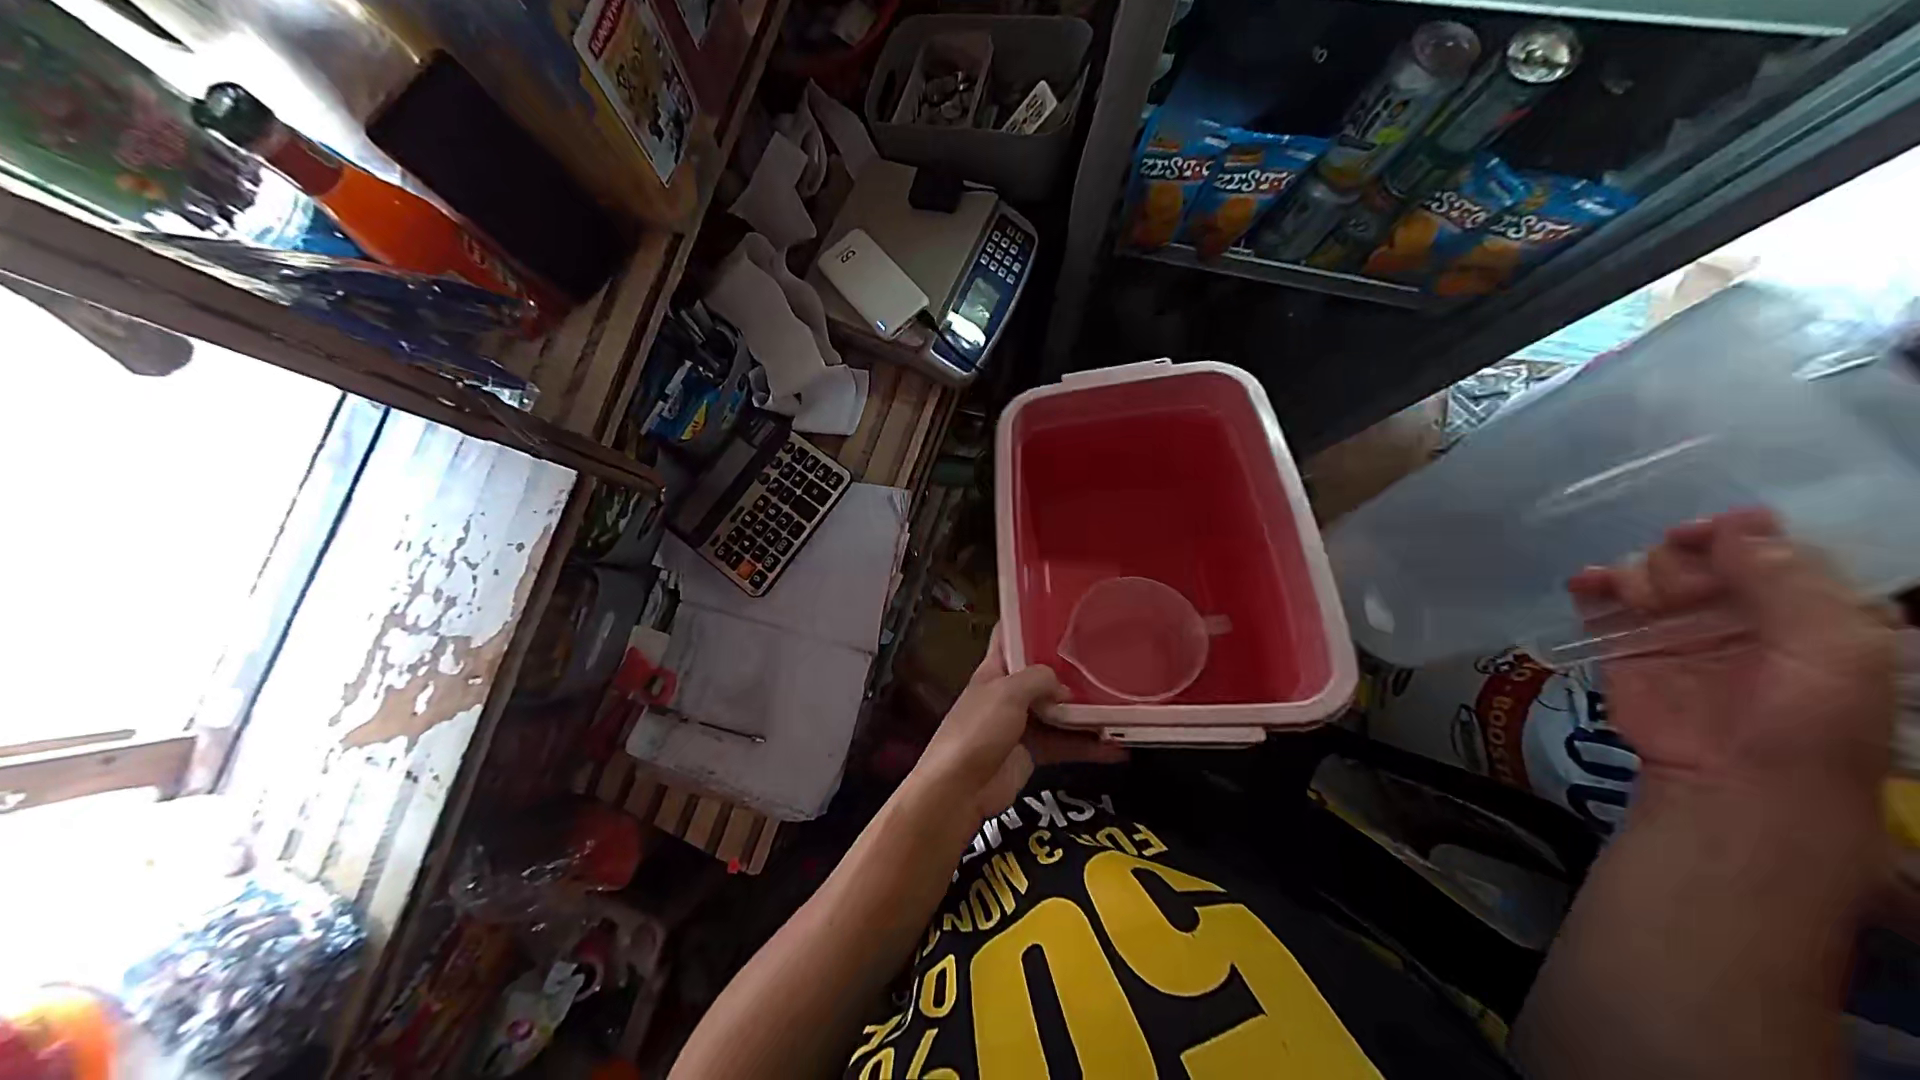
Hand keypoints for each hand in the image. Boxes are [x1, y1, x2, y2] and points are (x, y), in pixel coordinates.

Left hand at [913, 625, 1127, 822]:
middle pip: (1042, 675)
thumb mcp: (1007, 692)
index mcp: (994, 671)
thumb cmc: (978, 730)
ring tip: (1123, 704)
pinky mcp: (1033, 753)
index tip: (1063, 612)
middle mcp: (1008, 693)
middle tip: (1108, 658)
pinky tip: (1118, 750)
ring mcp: (1021, 724)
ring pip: (1059, 712)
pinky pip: (1066, 744)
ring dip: (1087, 711)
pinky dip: (1089, 748)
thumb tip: (1066, 688)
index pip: (1010, 637)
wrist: (959, 789)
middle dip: (1071, 669)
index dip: (1030, 622)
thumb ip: (1039, 679)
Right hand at [1568, 507, 1896, 805]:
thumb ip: (1789, 580)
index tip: (1709, 533)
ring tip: (1643, 600)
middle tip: (1682, 591)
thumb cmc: (1805, 720)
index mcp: (1805, 605)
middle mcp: (1739, 609)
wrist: (1732, 782)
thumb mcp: (1833, 647)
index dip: (1739, 533)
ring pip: (1648, 571)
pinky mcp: (1622, 645)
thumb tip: (1737, 520)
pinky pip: (1600, 600)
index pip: (1768, 546)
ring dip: (1640, 574)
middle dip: (1685, 561)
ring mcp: (1675, 627)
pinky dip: (1591, 584)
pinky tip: (1588, 583)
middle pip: (1700, 555)